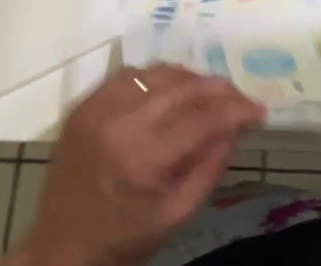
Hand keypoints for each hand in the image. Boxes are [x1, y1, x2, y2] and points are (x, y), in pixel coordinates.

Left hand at [10, 65, 265, 265]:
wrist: (62, 247)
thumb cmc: (125, 238)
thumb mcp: (177, 214)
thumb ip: (210, 166)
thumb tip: (237, 126)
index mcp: (145, 157)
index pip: (203, 118)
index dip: (237, 110)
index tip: (259, 110)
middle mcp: (121, 122)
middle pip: (183, 87)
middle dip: (218, 89)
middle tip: (238, 98)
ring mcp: (98, 108)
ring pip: (156, 73)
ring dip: (188, 79)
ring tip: (206, 93)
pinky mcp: (83, 105)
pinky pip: (128, 75)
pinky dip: (154, 78)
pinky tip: (168, 90)